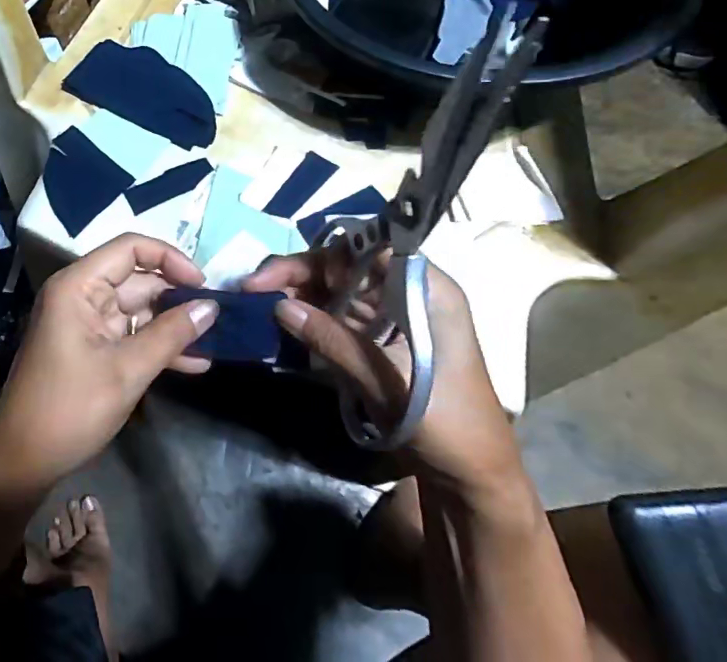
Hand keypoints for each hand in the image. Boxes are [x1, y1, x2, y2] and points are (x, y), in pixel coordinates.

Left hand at [0, 234, 216, 491]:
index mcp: (79, 286)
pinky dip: (160, 345)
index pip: (131, 248)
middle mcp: (82, 295)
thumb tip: (211, 307)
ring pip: (141, 309)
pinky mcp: (93, 347)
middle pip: (140, 278)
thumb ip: (172, 334)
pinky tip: (194, 363)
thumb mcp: (128, 371)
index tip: (202, 284)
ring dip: (174, 325)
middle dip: (178, 297)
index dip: (170, 258)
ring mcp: (87, 322)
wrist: (21, 465)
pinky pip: (133, 334)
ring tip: (214, 341)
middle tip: (217, 316)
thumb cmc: (69, 410)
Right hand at [242, 252, 524, 500]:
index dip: (323, 254)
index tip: (282, 273)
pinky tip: (284, 320)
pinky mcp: (383, 340)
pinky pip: (344, 317)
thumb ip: (334, 341)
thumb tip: (281, 306)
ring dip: (302, 293)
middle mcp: (411, 292)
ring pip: (341, 290)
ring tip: (258, 300)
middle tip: (253, 286)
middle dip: (302, 272)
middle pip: (349, 266)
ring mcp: (396, 316)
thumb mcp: (388, 382)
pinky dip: (315, 317)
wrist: (473, 478)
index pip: (369, 248)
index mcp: (426, 288)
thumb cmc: (447, 423)